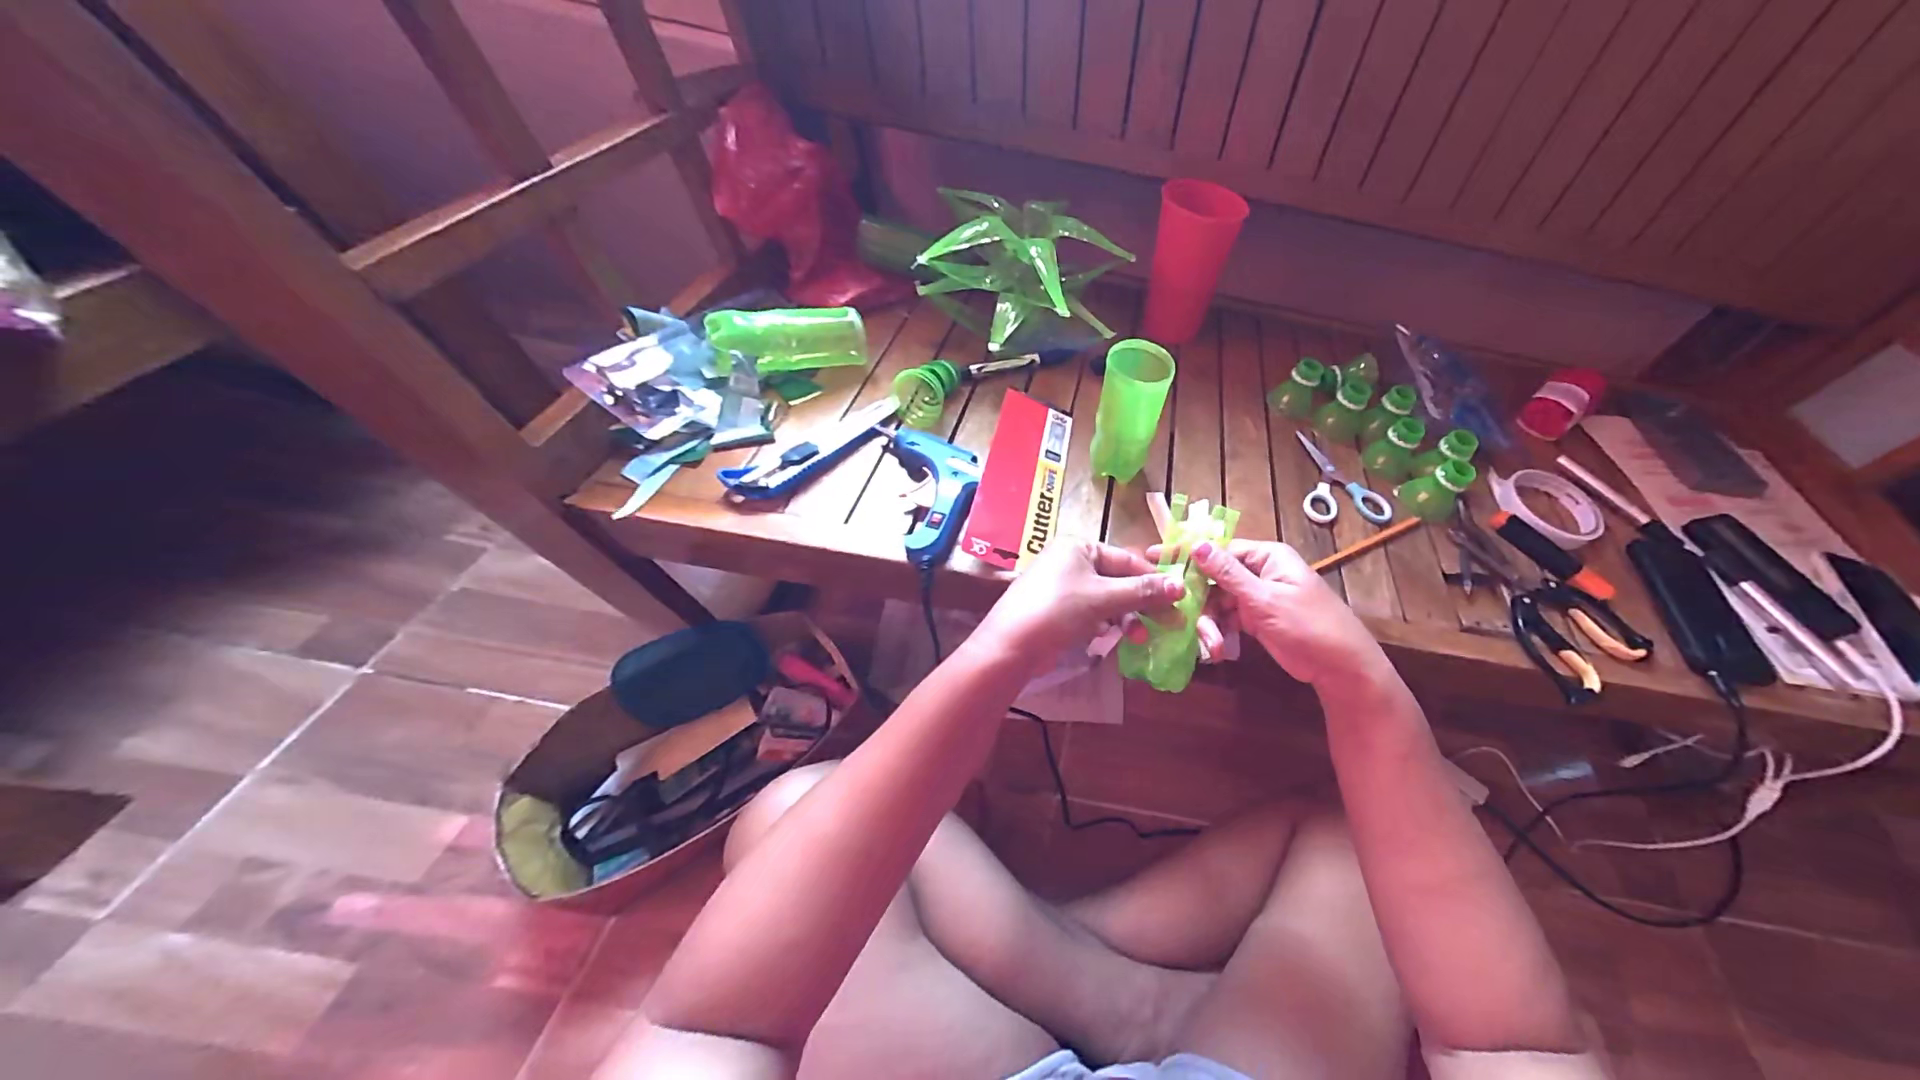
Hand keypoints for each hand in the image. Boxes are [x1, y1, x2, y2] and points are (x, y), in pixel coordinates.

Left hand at [978, 540, 1183, 662]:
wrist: (1012, 646)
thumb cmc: (1058, 610)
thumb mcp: (1103, 598)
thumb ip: (1142, 592)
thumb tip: (1182, 585)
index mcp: (1078, 546)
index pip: (1127, 559)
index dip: (1154, 579)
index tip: (1181, 599)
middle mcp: (1070, 561)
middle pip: (1118, 580)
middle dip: (1143, 602)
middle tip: (1172, 623)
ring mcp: (1064, 587)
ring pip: (1108, 599)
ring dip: (1128, 617)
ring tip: (1141, 637)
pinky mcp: (1060, 611)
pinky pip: (1094, 613)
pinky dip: (1109, 624)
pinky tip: (1120, 639)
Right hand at [1187, 540, 1385, 685]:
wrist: (1342, 668)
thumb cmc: (1308, 626)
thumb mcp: (1264, 598)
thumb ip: (1228, 573)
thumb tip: (1198, 545)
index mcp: (1267, 557)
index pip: (1219, 548)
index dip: (1187, 553)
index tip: (1155, 555)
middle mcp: (1259, 572)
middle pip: (1213, 576)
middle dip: (1198, 598)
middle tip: (1176, 613)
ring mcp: (1256, 596)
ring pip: (1216, 600)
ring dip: (1208, 621)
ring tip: (1208, 643)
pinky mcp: (1255, 618)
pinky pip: (1226, 618)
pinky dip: (1217, 630)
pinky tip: (1213, 646)